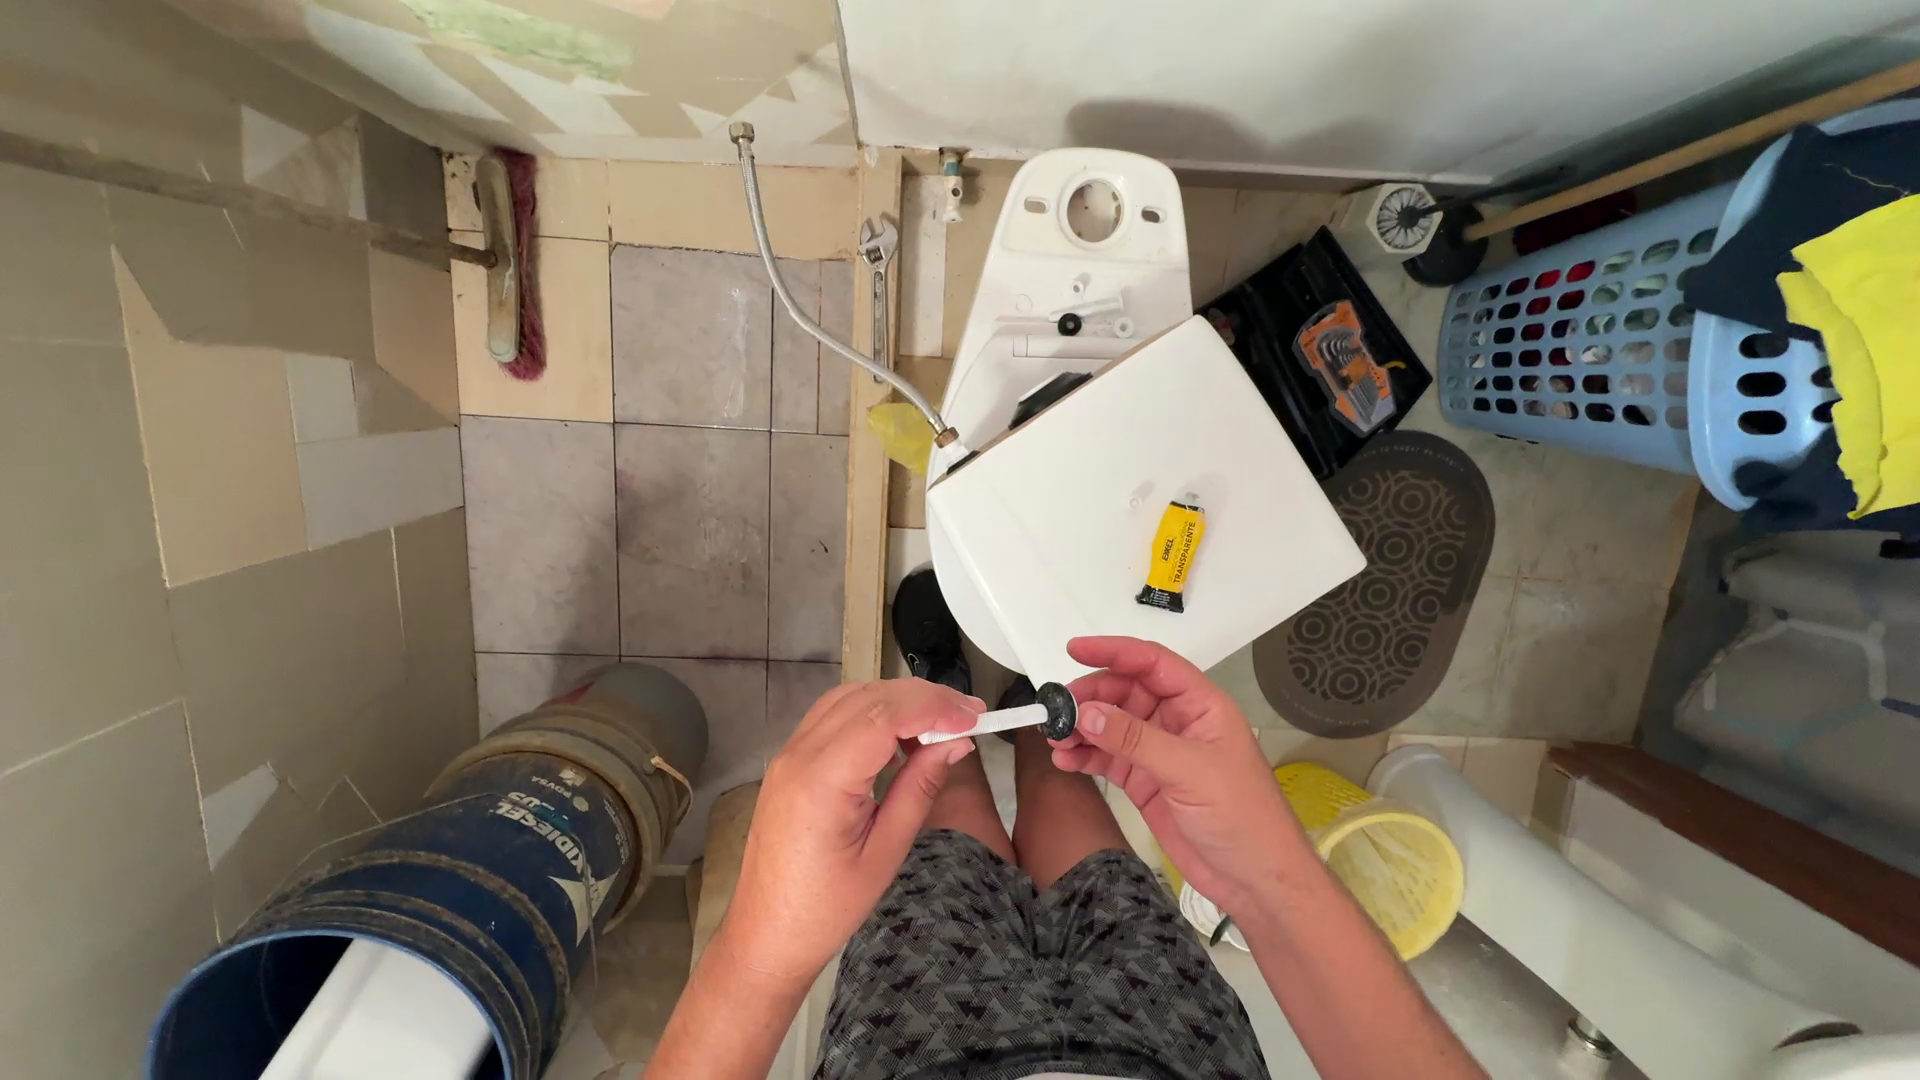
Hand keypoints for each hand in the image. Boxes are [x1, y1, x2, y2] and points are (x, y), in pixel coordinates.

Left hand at [715, 678, 984, 982]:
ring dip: (898, 699)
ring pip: (851, 696)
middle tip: (968, 715)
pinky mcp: (790, 758)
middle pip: (869, 698)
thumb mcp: (886, 852)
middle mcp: (799, 755)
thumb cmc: (827, 908)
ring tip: (940, 722)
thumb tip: (956, 742)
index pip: (883, 716)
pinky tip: (899, 733)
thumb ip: (920, 788)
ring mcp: (789, 752)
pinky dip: (872, 710)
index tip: (974, 716)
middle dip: (923, 697)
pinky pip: (834, 713)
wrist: (765, 934)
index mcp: (821, 782)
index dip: (933, 706)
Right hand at [1050, 636, 1311, 920]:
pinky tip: (1065, 759)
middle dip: (1090, 697)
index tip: (1074, 650)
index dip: (1114, 651)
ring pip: (1111, 724)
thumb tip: (1087, 711)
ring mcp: (1158, 752)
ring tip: (1055, 737)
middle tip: (1058, 710)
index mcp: (1200, 705)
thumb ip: (1135, 739)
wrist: (1255, 880)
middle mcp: (1176, 721)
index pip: (1152, 664)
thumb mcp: (1189, 771)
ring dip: (1082, 727)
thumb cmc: (1241, 816)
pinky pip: (1107, 757)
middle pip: (1125, 693)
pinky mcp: (1145, 781)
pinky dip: (1084, 755)